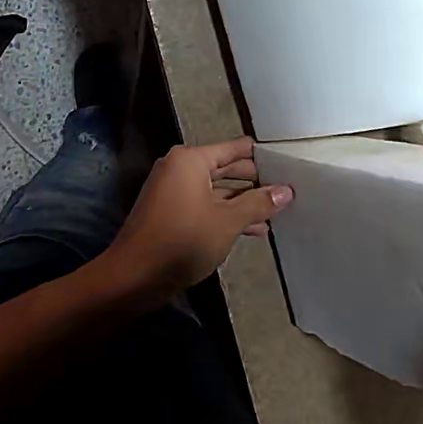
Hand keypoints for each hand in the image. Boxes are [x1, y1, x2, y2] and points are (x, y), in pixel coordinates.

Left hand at [97, 137, 292, 305]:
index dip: (260, 156)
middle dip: (253, 181)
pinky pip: (205, 205)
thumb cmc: (184, 239)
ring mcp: (172, 191)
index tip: (286, 163)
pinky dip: (225, 214)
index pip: (234, 149)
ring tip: (276, 212)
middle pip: (225, 168)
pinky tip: (252, 230)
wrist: (136, 274)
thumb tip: (286, 190)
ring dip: (242, 202)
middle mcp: (179, 168)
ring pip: (216, 190)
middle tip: (286, 188)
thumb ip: (258, 203)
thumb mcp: (228, 221)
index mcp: (190, 160)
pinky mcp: (170, 213)